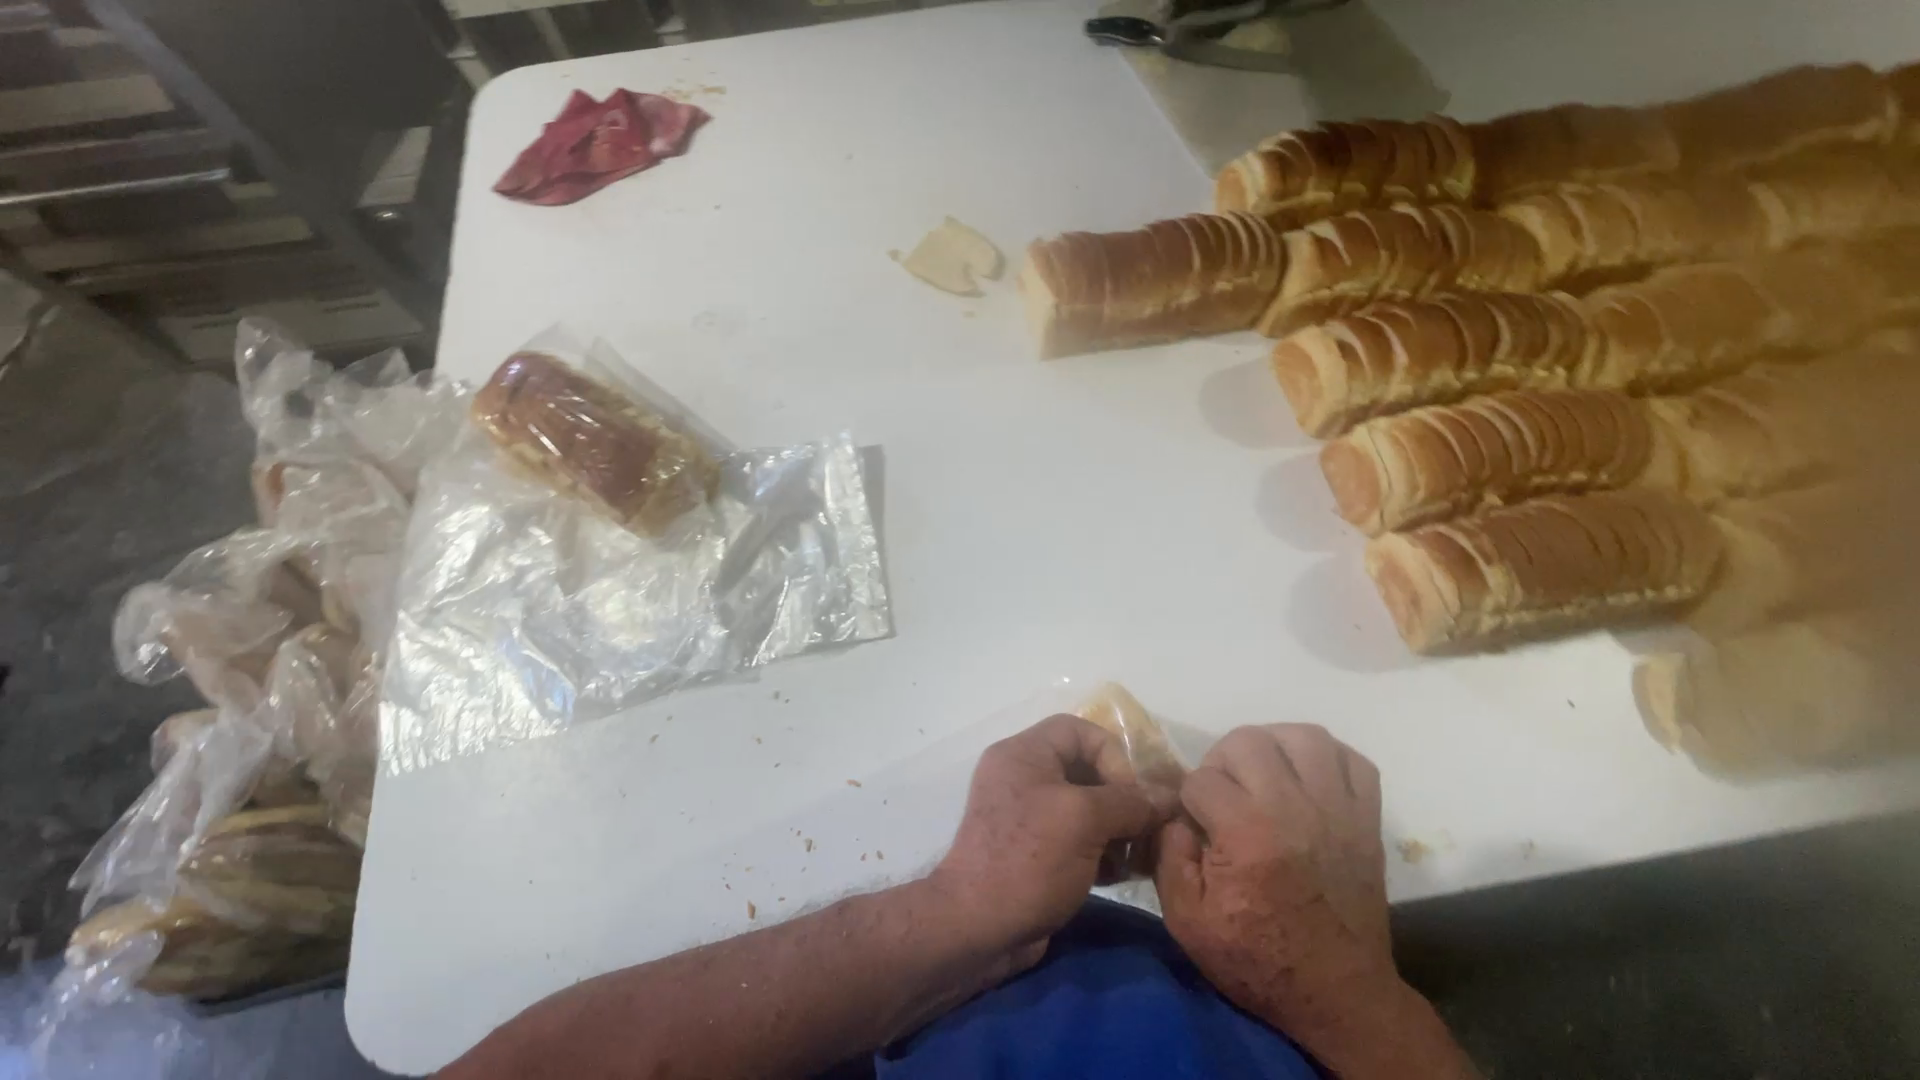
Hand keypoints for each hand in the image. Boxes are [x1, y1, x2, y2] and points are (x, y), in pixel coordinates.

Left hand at [930, 714, 1178, 956]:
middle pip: (1084, 769)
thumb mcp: (1084, 820)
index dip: (1112, 755)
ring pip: (1084, 808)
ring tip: (1137, 857)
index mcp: (1023, 754)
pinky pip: (1075, 838)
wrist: (977, 928)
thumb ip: (1129, 802)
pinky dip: (1100, 851)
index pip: (1078, 730)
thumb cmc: (1029, 860)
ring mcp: (1025, 817)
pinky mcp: (1032, 853)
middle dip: (1121, 797)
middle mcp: (1021, 778)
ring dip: (1116, 828)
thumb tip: (1166, 798)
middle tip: (1145, 829)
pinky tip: (1118, 875)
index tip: (1130, 795)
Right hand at [1155, 724, 1397, 1041]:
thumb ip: (1167, 856)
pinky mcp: (1366, 821)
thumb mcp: (1187, 920)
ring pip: (1303, 737)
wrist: (1338, 995)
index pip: (1200, 779)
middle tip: (1221, 794)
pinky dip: (1327, 757)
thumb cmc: (1257, 960)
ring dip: (1273, 745)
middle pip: (1248, 741)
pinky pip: (1353, 761)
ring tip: (1261, 773)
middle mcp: (1293, 809)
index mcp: (1246, 834)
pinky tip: (1305, 777)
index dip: (1186, 798)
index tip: (1192, 824)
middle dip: (1222, 760)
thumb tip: (1173, 813)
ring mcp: (1336, 811)